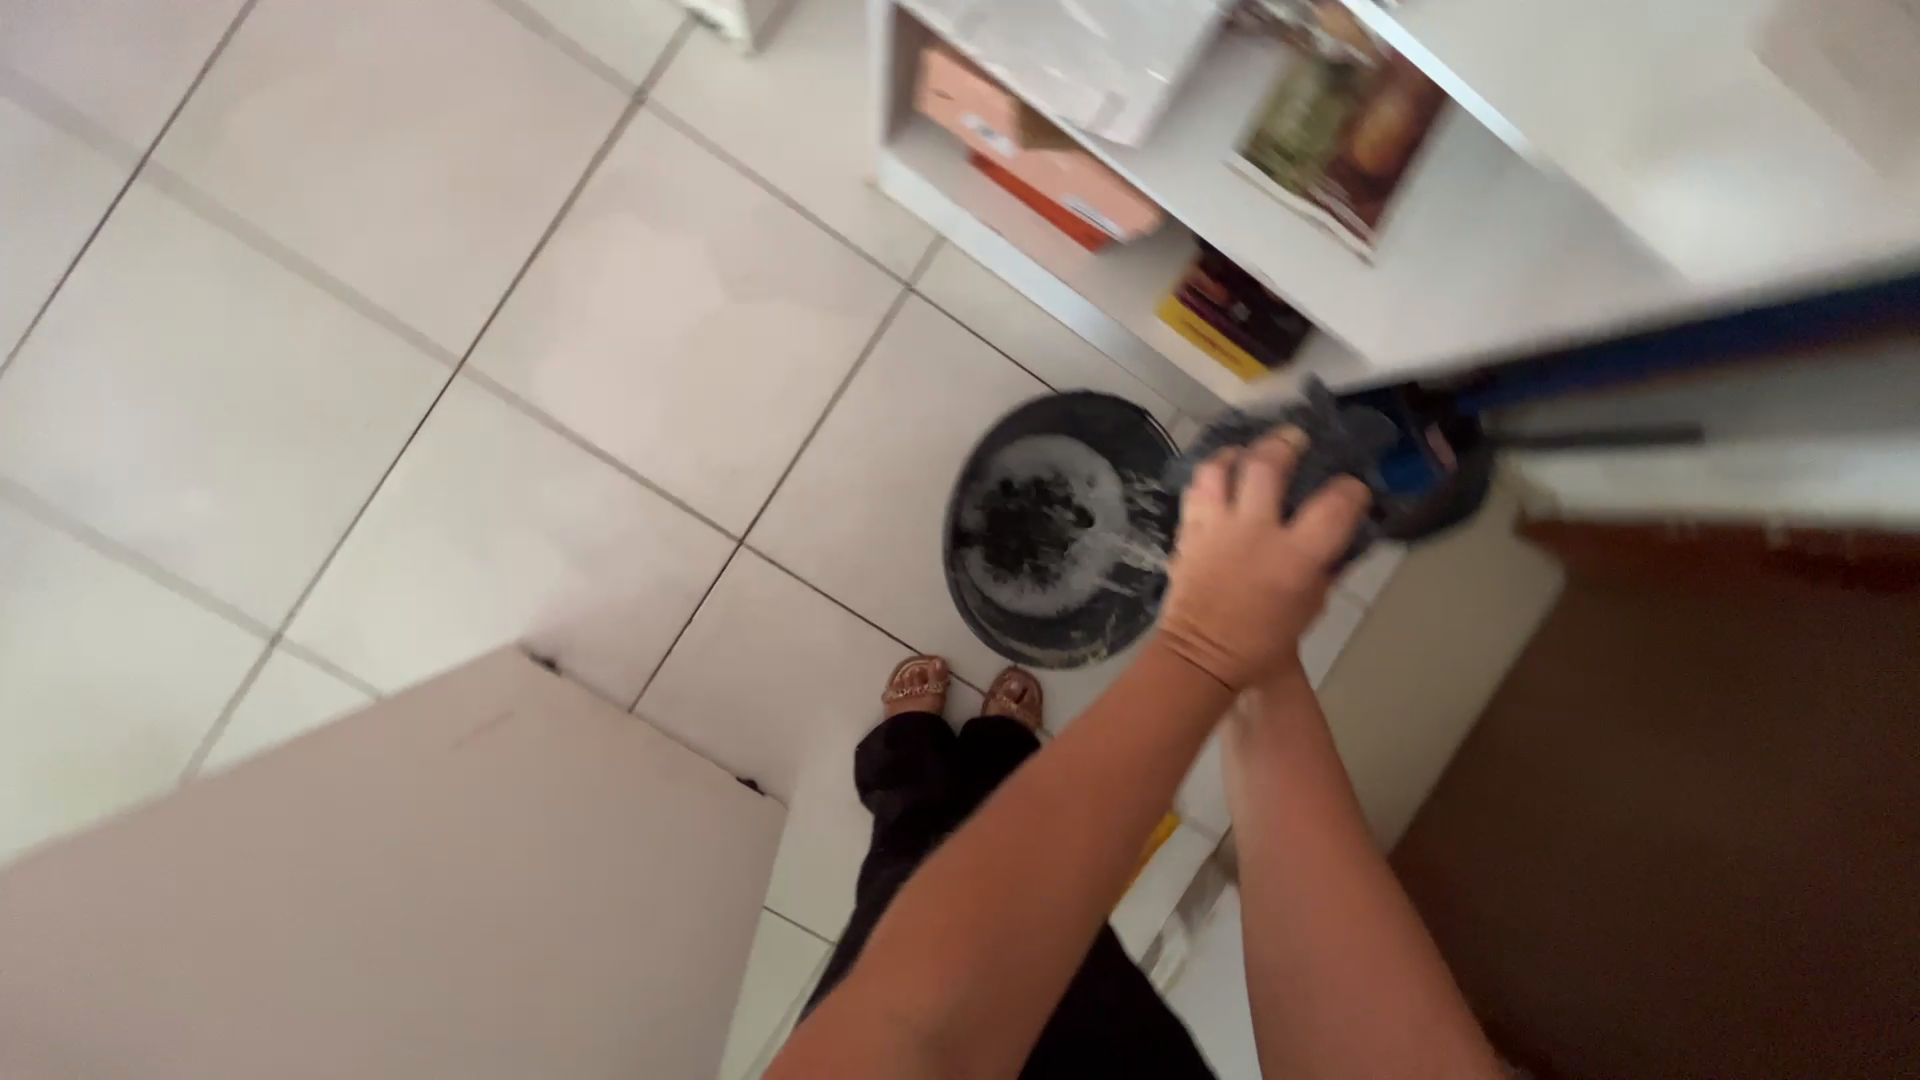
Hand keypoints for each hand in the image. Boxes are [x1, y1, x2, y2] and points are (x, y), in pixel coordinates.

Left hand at [1156, 428, 1371, 690]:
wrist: (1199, 655)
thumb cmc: (1261, 641)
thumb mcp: (1310, 607)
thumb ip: (1324, 567)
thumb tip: (1337, 540)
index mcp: (1294, 557)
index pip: (1336, 504)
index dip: (1351, 490)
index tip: (1352, 489)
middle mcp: (1253, 532)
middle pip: (1267, 465)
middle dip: (1285, 443)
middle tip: (1294, 438)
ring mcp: (1214, 528)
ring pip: (1220, 468)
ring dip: (1236, 453)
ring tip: (1247, 452)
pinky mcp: (1187, 533)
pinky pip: (1196, 491)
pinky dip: (1210, 477)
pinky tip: (1220, 478)